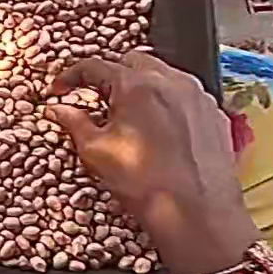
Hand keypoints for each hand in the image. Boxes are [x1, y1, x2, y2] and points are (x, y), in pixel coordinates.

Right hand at [45, 52, 258, 273]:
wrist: (196, 212)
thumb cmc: (143, 182)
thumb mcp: (95, 151)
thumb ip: (74, 122)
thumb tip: (58, 108)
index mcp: (137, 86)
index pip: (95, 66)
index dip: (71, 76)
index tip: (60, 89)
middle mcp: (171, 82)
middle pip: (132, 61)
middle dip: (108, 75)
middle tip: (92, 98)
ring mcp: (197, 96)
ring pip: (161, 73)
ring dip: (137, 85)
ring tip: (123, 112)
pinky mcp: (214, 114)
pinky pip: (183, 94)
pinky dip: (163, 100)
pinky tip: (153, 126)